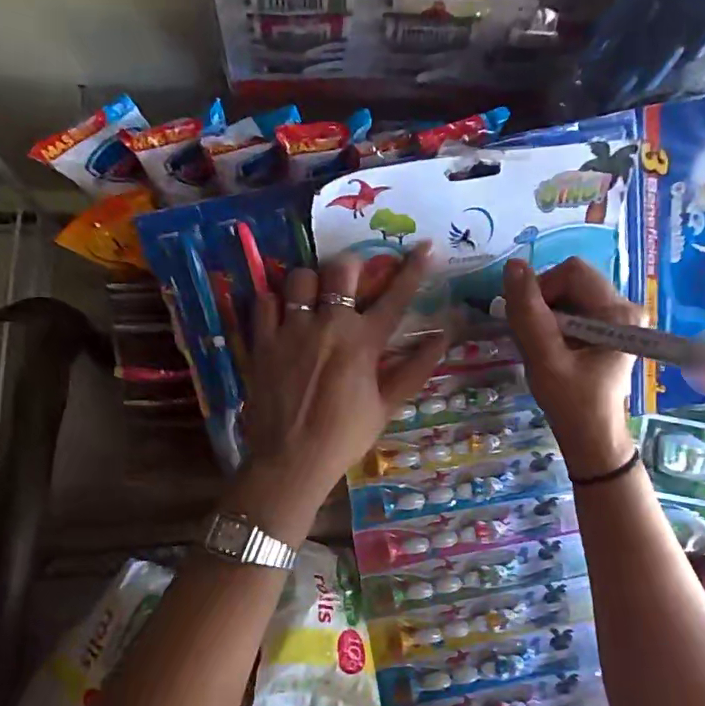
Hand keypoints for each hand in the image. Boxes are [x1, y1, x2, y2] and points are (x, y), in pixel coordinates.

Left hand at [228, 244, 450, 539]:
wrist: (292, 459)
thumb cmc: (344, 436)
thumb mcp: (387, 406)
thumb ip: (415, 368)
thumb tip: (443, 336)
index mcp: (363, 341)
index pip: (394, 295)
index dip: (413, 268)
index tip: (424, 246)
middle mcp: (327, 325)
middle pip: (340, 269)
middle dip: (349, 267)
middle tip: (349, 281)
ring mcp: (290, 330)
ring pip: (299, 278)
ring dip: (309, 283)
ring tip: (311, 298)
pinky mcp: (261, 341)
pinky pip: (263, 302)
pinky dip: (273, 302)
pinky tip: (280, 314)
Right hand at [501, 257, 640, 474]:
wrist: (590, 437)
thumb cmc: (570, 401)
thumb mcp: (544, 357)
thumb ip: (528, 312)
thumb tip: (512, 266)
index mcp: (617, 311)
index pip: (571, 272)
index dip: (541, 289)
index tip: (527, 322)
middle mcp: (623, 307)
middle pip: (569, 280)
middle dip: (541, 303)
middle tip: (531, 338)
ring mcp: (615, 318)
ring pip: (566, 294)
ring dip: (543, 316)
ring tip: (539, 347)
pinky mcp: (605, 329)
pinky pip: (570, 310)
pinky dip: (550, 324)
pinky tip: (547, 349)